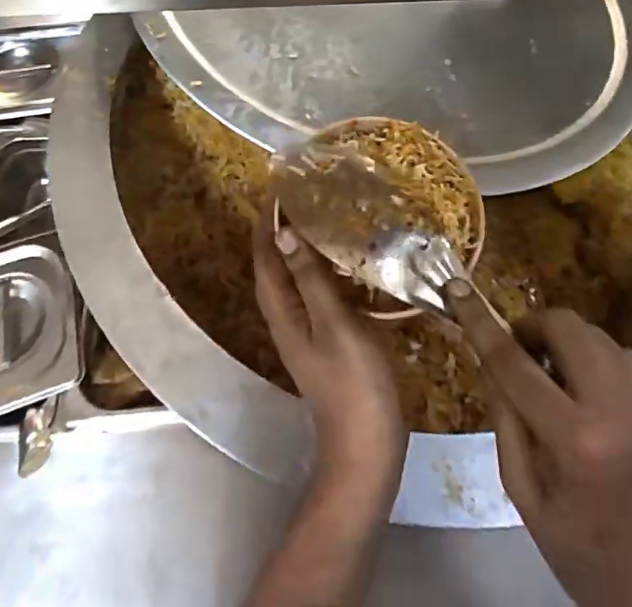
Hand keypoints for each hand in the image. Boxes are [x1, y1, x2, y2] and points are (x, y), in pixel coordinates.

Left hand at [252, 206, 405, 478]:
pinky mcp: (327, 340)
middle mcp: (286, 318)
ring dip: (301, 247)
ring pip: (295, 279)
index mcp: (281, 311)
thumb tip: (283, 232)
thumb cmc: (352, 381)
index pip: (264, 255)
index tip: (278, 188)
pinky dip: (323, 270)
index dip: (266, 221)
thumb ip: (310, 278)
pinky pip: (316, 294)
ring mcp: (306, 331)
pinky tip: (346, 263)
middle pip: (274, 265)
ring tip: (322, 218)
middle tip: (302, 196)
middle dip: (281, 229)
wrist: (367, 444)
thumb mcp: (333, 323)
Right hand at [448, 282, 631, 606]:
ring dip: (574, 348)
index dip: (481, 322)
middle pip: (569, 328)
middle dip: (536, 328)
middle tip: (524, 351)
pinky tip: (601, 396)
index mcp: (576, 441)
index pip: (514, 363)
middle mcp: (622, 413)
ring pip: (604, 339)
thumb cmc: (581, 552)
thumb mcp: (524, 494)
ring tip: (564, 381)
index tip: (460, 291)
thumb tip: (492, 361)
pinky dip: (608, 366)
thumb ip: (505, 420)